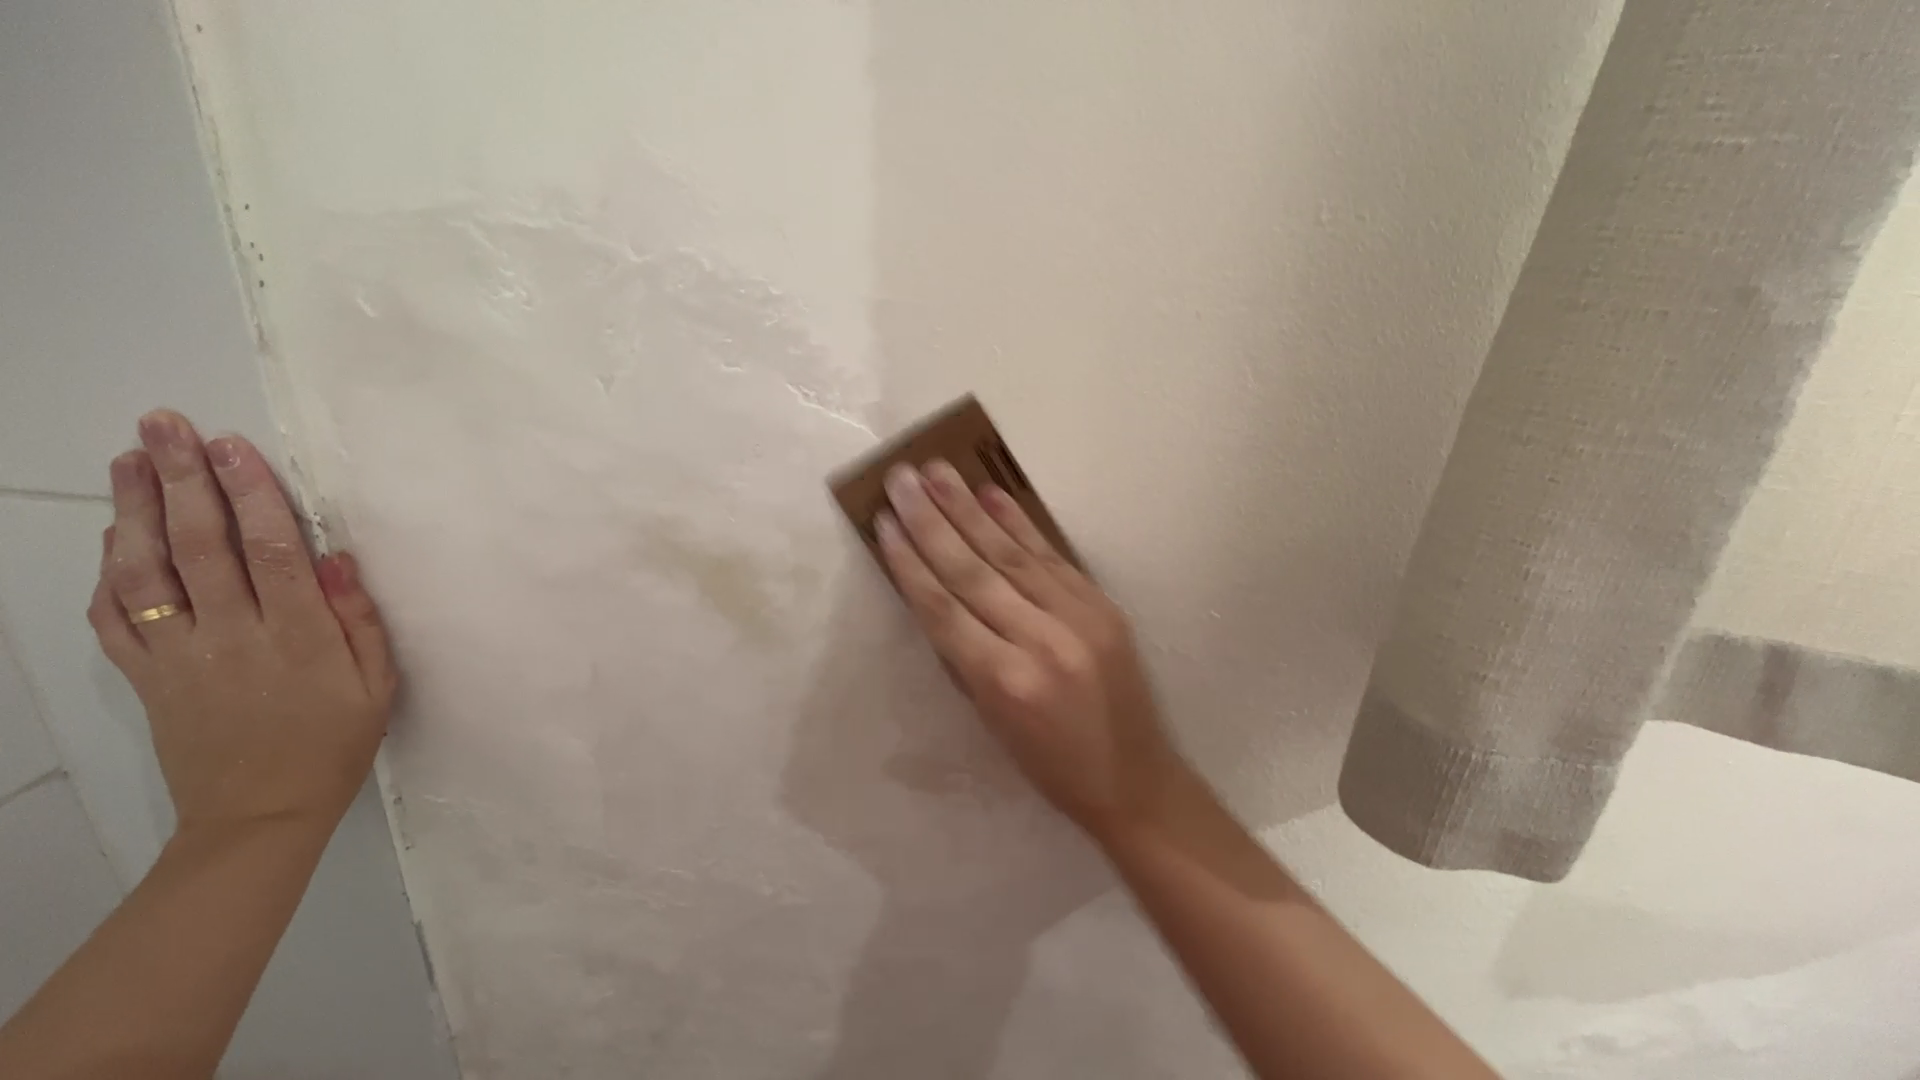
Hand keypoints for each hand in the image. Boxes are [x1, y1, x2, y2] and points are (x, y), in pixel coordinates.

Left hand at [90, 410, 395, 839]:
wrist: (260, 815)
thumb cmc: (334, 745)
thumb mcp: (376, 687)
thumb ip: (359, 622)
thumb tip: (336, 559)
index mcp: (297, 638)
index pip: (270, 552)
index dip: (250, 494)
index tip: (231, 446)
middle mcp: (230, 637)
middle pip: (200, 546)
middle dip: (181, 480)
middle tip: (163, 425)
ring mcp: (178, 656)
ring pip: (146, 572)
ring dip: (133, 511)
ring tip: (128, 460)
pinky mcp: (145, 676)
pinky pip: (113, 618)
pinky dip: (106, 573)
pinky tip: (112, 536)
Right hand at [875, 460, 1185, 837]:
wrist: (1134, 780)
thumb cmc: (1049, 766)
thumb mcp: (990, 722)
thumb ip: (963, 657)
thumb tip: (934, 593)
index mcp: (1005, 681)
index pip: (944, 609)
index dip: (909, 563)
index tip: (883, 522)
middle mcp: (1040, 641)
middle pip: (973, 570)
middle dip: (931, 521)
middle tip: (901, 478)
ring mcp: (1078, 618)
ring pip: (1011, 554)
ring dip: (969, 509)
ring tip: (937, 472)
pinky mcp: (1102, 606)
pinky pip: (1051, 557)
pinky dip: (1019, 524)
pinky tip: (991, 494)